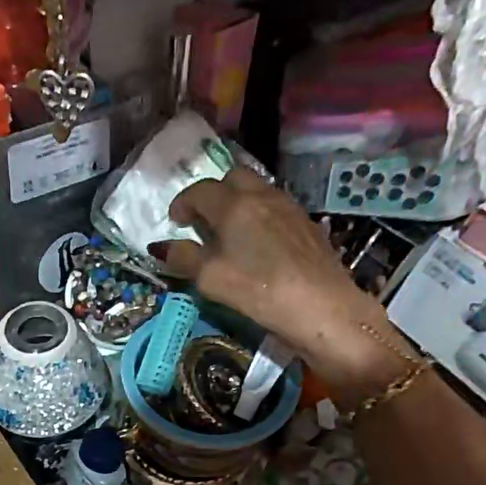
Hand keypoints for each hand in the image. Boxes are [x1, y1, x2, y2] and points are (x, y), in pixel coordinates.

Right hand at [160, 168, 405, 396]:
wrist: (321, 306)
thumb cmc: (257, 290)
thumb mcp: (208, 278)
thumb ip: (183, 257)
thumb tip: (164, 246)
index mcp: (234, 206)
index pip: (200, 190)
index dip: (182, 203)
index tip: (175, 222)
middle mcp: (262, 197)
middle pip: (232, 178)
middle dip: (213, 194)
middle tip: (202, 221)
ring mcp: (289, 208)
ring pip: (257, 191)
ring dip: (237, 204)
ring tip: (228, 233)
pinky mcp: (306, 224)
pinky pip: (274, 208)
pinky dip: (258, 217)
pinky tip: (257, 245)